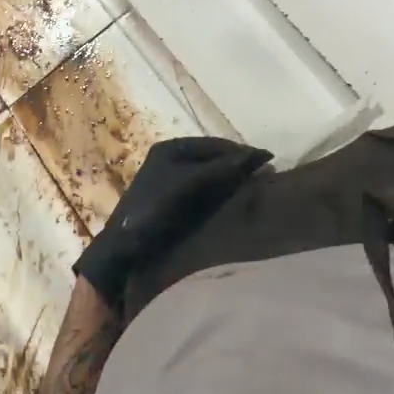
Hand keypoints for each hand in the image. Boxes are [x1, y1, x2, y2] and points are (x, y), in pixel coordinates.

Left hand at [72, 137, 271, 310]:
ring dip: (229, 181)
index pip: (215, 144)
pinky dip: (219, 193)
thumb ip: (223, 170)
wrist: (124, 249)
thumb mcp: (192, 185)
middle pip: (212, 158)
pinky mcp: (169, 201)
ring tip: (253, 191)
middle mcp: (168, 158)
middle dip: (237, 167)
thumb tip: (260, 156)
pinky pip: (201, 190)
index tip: (268, 163)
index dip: (241, 153)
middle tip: (264, 179)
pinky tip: (232, 204)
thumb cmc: (156, 209)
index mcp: (171, 147)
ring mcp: (168, 180)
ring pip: (208, 175)